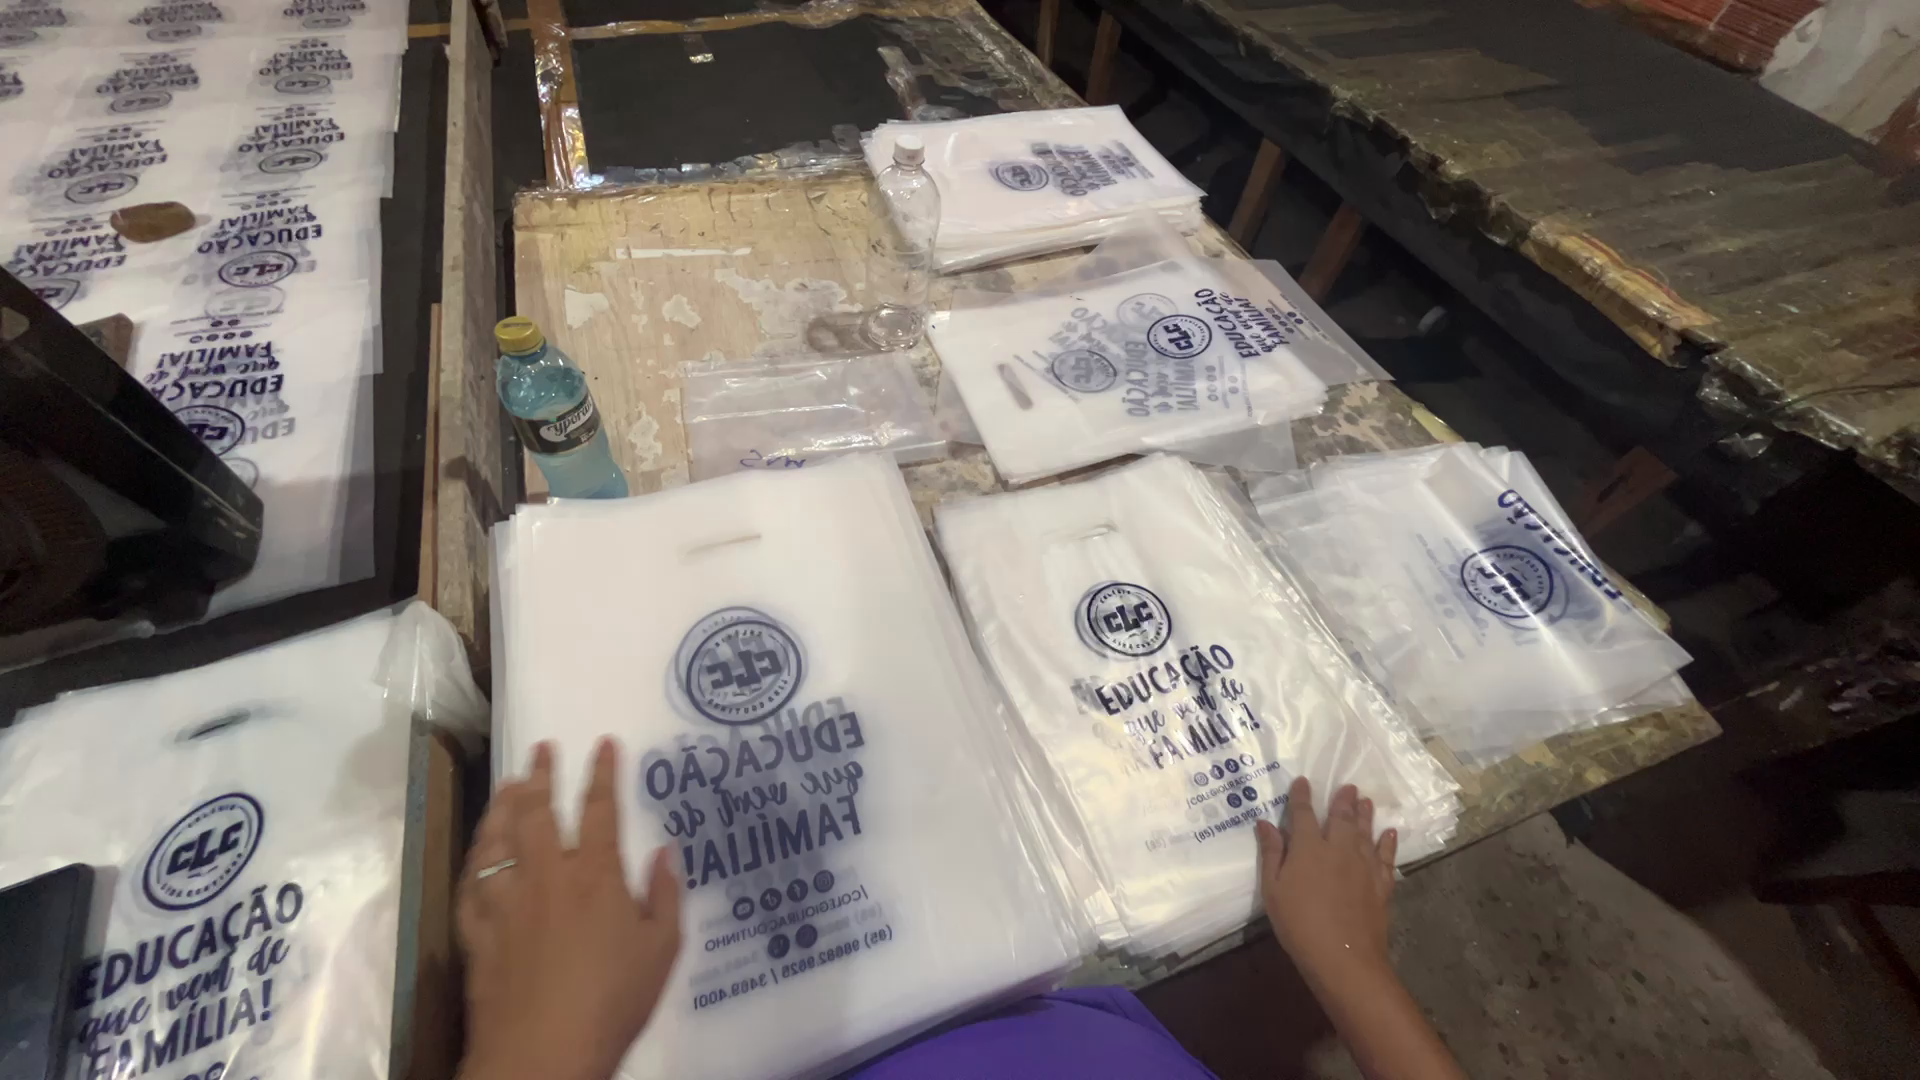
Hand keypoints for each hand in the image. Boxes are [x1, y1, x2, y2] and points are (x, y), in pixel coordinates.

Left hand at [456, 739, 682, 1079]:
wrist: (541, 1058)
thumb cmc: (614, 1000)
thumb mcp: (662, 947)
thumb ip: (666, 894)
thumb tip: (666, 850)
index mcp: (596, 875)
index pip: (599, 808)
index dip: (602, 772)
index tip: (603, 743)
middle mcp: (548, 877)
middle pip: (537, 813)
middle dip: (540, 775)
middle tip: (540, 749)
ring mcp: (507, 905)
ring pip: (497, 843)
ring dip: (501, 808)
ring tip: (506, 785)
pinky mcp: (478, 936)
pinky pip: (470, 888)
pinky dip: (474, 862)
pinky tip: (477, 854)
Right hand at [1256, 777, 1397, 986]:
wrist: (1344, 958)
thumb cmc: (1299, 923)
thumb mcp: (1273, 889)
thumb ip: (1271, 854)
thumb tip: (1266, 823)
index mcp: (1308, 848)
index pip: (1303, 814)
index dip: (1302, 797)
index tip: (1303, 781)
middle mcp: (1338, 850)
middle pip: (1341, 818)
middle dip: (1342, 800)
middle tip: (1348, 786)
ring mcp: (1363, 867)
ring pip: (1365, 833)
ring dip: (1365, 815)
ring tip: (1366, 800)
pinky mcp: (1380, 886)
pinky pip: (1386, 858)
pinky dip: (1388, 844)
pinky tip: (1390, 834)